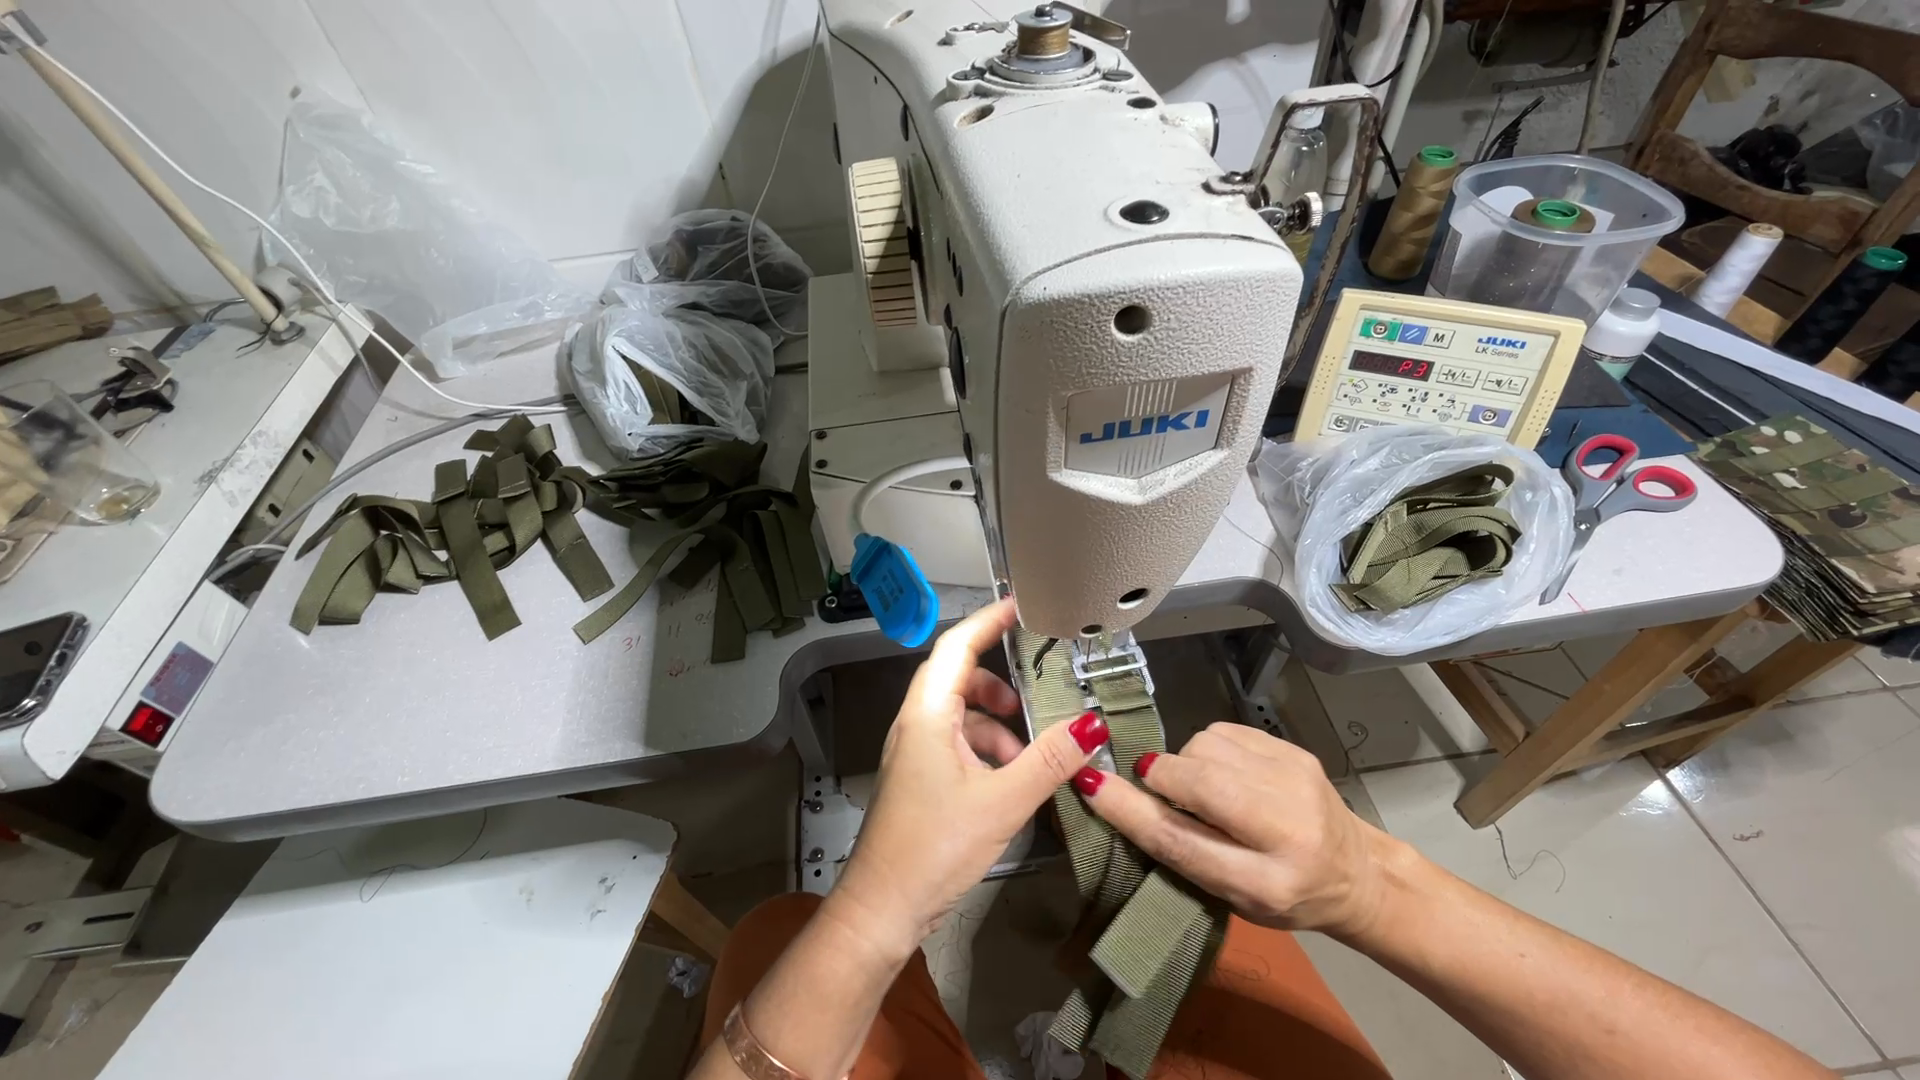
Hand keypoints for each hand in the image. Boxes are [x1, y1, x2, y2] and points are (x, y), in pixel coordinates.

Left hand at [827, 599, 1109, 958]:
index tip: (1022, 606)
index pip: (956, 647)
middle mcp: (915, 724)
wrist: (882, 907)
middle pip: (959, 678)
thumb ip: (1048, 761)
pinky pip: (957, 744)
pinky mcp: (919, 778)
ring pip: (961, 715)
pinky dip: (987, 749)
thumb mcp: (1001, 802)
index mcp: (927, 715)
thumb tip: (1091, 724)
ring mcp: (914, 752)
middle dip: (1000, 682)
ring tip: (1031, 752)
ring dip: (997, 723)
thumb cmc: (934, 847)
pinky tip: (1011, 779)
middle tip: (1037, 694)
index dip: (988, 621)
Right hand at [1074, 722, 1399, 938]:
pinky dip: (1208, 749)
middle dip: (1160, 775)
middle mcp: (1286, 830)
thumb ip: (1178, 847)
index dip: (1129, 810)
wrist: (1357, 872)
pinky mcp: (1296, 752)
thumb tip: (1111, 790)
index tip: (1091, 782)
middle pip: (1196, 781)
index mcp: (1264, 884)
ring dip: (1186, 762)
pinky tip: (1224, 770)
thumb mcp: (1229, 893)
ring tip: (1203, 787)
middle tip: (1157, 786)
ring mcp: (1296, 782)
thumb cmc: (1282, 894)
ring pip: (1205, 746)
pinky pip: (1223, 731)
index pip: (1182, 841)